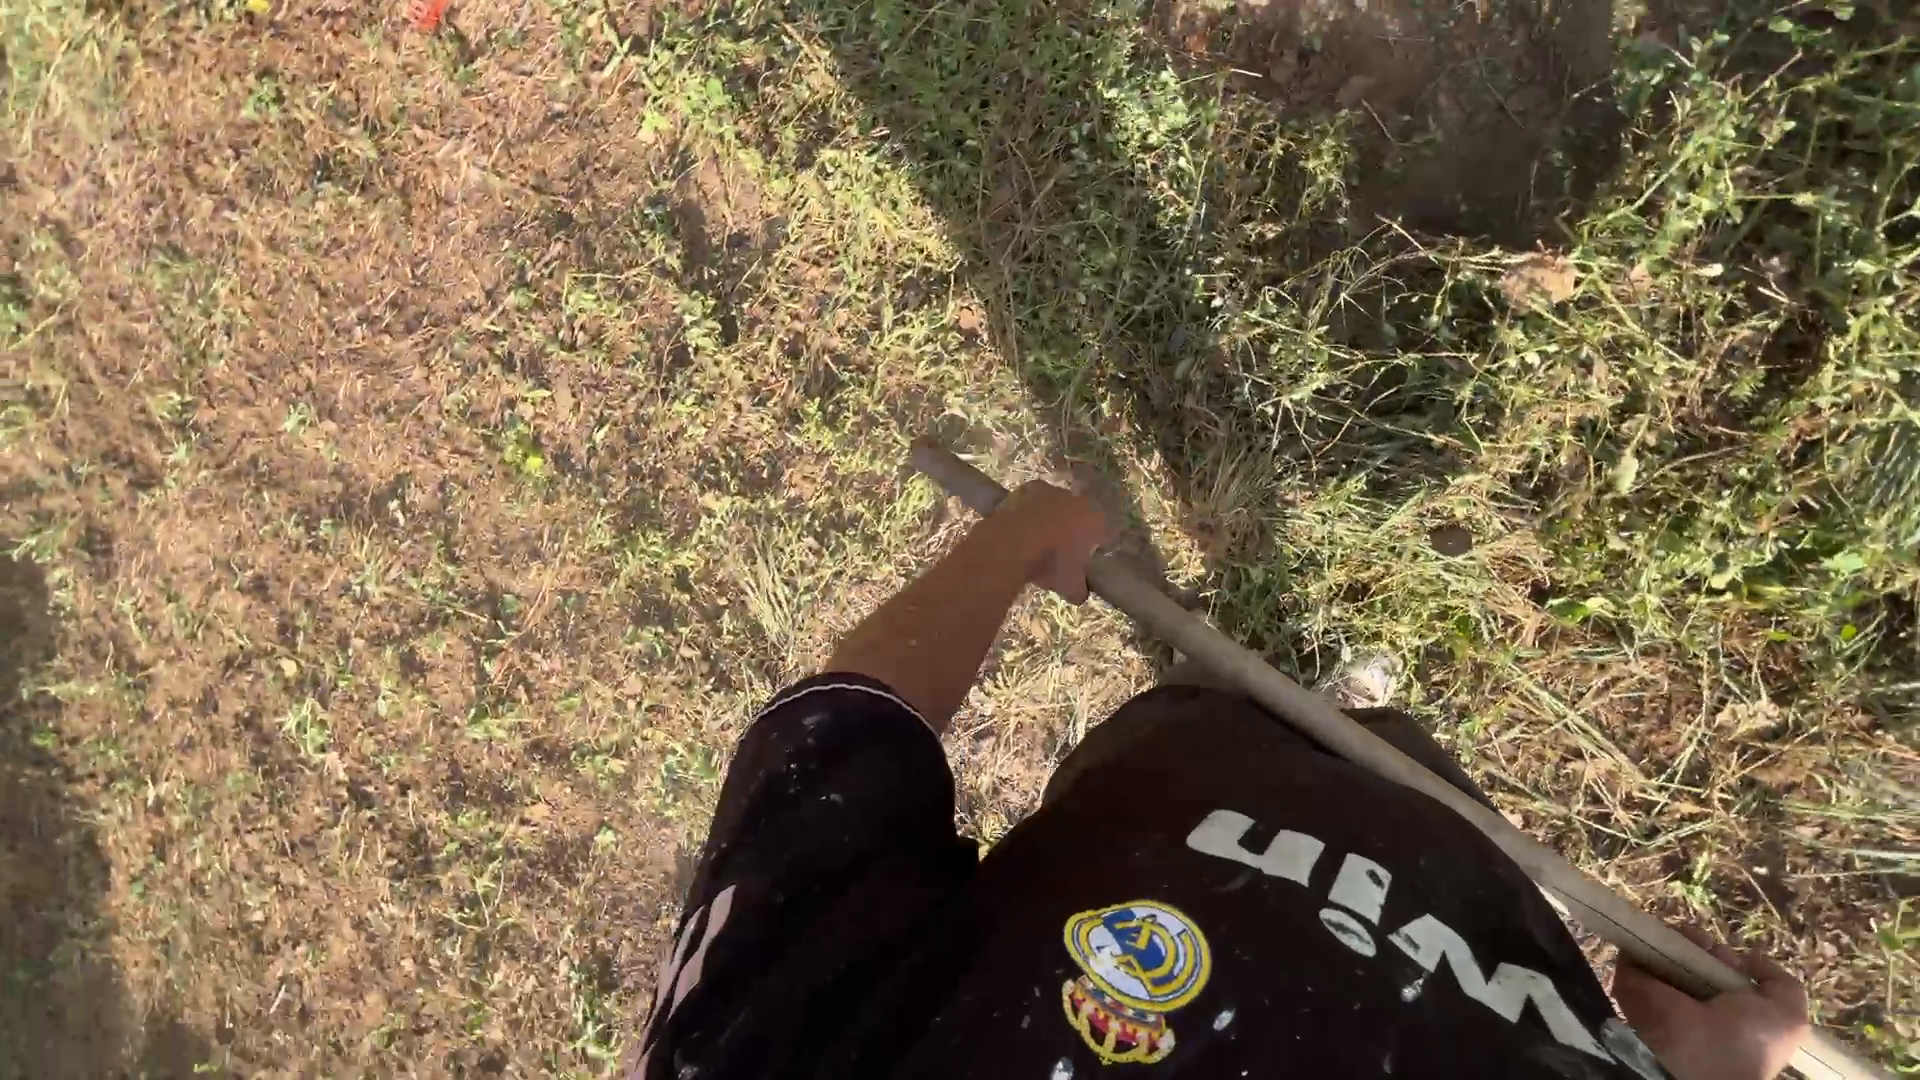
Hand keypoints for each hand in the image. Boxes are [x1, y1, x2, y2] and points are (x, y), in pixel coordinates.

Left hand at [990, 481, 1112, 603]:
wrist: (1013, 543)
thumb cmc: (1050, 564)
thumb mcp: (1069, 586)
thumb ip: (1079, 590)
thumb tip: (1079, 594)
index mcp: (1096, 521)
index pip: (1105, 531)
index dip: (1097, 544)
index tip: (1087, 557)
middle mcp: (1078, 500)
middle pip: (1080, 515)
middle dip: (1073, 529)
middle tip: (1061, 549)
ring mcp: (1052, 491)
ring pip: (1056, 505)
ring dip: (1050, 518)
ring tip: (1036, 539)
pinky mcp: (1027, 487)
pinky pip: (1033, 501)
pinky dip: (1029, 512)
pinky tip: (1019, 529)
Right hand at [1610, 926, 1808, 1079]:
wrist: (1706, 1052)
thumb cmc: (1751, 1039)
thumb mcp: (1788, 1017)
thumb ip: (1782, 985)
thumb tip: (1751, 954)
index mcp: (1719, 1006)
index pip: (1714, 971)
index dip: (1725, 959)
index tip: (1731, 958)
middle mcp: (1686, 994)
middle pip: (1686, 955)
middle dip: (1700, 943)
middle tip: (1707, 945)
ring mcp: (1656, 986)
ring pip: (1660, 948)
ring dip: (1676, 937)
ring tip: (1691, 938)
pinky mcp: (1628, 977)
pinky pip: (1634, 949)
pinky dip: (1649, 938)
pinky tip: (1669, 938)